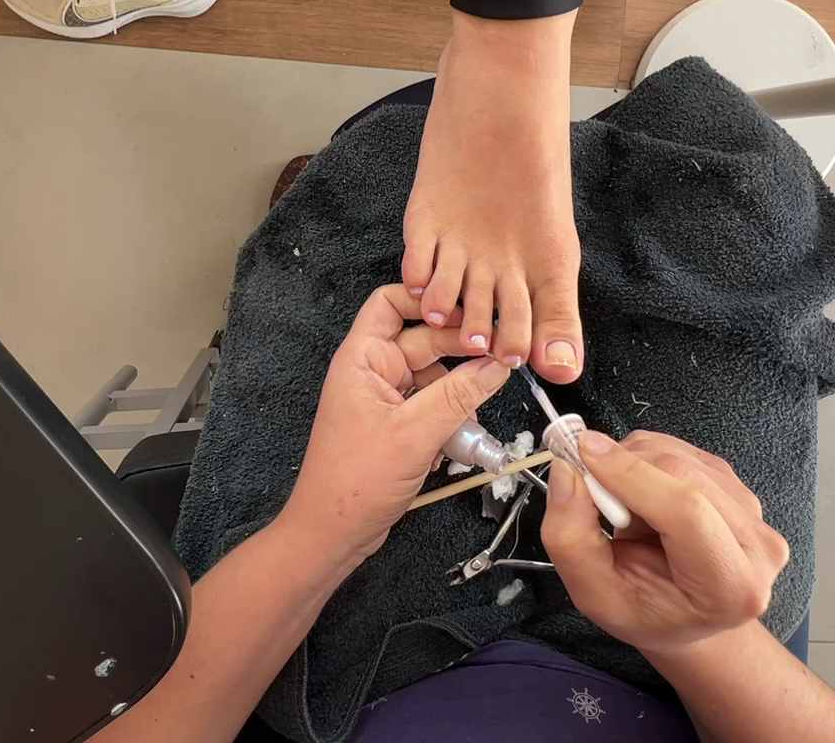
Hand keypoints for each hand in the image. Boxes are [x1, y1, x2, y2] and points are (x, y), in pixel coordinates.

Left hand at [277, 285, 512, 566]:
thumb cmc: (357, 480)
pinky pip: (432, 403)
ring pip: (434, 374)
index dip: (427, 300)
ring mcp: (386, 396)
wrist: (332, 534)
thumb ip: (459, 395)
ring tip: (486, 400)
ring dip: (460, 388)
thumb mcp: (415, 433)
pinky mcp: (398, 422)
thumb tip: (499, 363)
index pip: (392, 302)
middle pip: (424, 339)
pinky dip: (451, 414)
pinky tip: (466, 434)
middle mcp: (374, 369)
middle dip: (460, 349)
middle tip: (502, 356)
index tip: (469, 310)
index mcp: (363, 356)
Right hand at [541, 430, 789, 655]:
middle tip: (591, 492)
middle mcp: (757, 543)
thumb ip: (570, 537)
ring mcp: (751, 507)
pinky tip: (641, 492)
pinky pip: (677, 447)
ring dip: (630, 461)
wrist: (683, 611)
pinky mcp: (733, 481)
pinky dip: (643, 457)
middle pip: (680, 474)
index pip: (686, 512)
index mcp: (731, 586)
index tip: (582, 454)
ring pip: (675, 453)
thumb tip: (567, 470)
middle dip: (622, 467)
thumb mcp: (592, 592)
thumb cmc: (642, 609)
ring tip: (623, 506)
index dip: (630, 474)